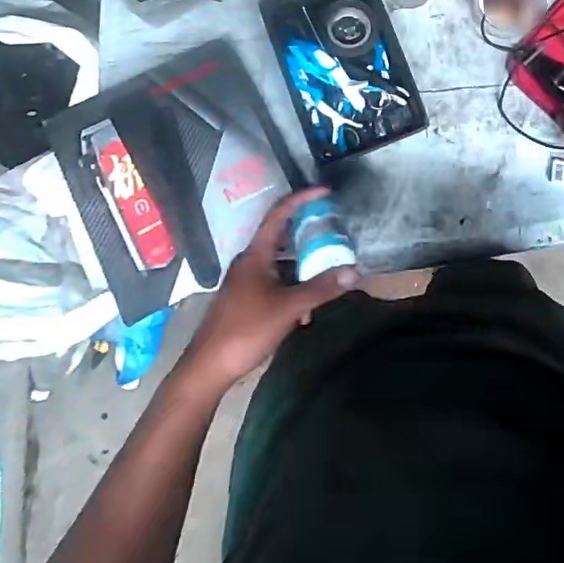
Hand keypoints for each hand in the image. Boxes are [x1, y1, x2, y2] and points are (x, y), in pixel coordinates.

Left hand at [171, 187, 360, 395]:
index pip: (278, 215)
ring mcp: (246, 282)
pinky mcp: (246, 300)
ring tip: (329, 272)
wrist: (207, 370)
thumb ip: (322, 288)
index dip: (301, 199)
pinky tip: (307, 310)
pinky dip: (295, 287)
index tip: (326, 192)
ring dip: (304, 266)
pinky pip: (277, 282)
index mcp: (255, 255)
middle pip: (283, 237)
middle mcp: (249, 262)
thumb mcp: (289, 308)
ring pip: (282, 263)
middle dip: (310, 233)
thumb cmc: (245, 330)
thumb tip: (356, 271)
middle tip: (336, 231)